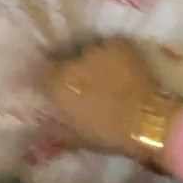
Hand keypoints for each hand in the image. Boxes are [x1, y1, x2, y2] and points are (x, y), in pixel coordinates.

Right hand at [45, 39, 182, 163]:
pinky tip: (117, 66)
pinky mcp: (117, 43)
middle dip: (68, 69)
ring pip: (86, 51)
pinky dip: (109, 55)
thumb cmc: (109, 135)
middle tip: (80, 82)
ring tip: (101, 73)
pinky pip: (107, 46)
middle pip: (63, 59)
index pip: (41, 74)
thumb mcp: (76, 138)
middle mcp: (72, 61)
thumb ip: (51, 132)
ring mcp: (96, 49)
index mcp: (58, 84)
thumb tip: (33, 136)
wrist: (149, 122)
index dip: (47, 81)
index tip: (52, 89)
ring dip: (89, 61)